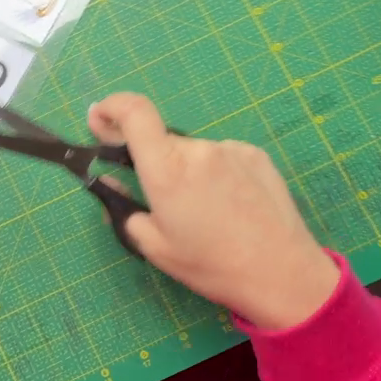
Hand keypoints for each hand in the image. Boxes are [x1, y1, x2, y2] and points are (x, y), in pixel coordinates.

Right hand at [89, 93, 339, 328]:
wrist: (281, 273)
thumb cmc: (210, 265)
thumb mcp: (154, 246)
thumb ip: (124, 206)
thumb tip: (112, 179)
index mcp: (166, 170)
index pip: (134, 112)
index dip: (111, 107)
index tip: (99, 118)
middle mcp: (197, 150)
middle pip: (161, 140)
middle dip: (151, 161)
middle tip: (158, 197)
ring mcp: (230, 149)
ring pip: (192, 152)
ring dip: (185, 171)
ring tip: (202, 211)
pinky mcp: (255, 155)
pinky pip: (220, 156)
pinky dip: (212, 173)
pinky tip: (226, 205)